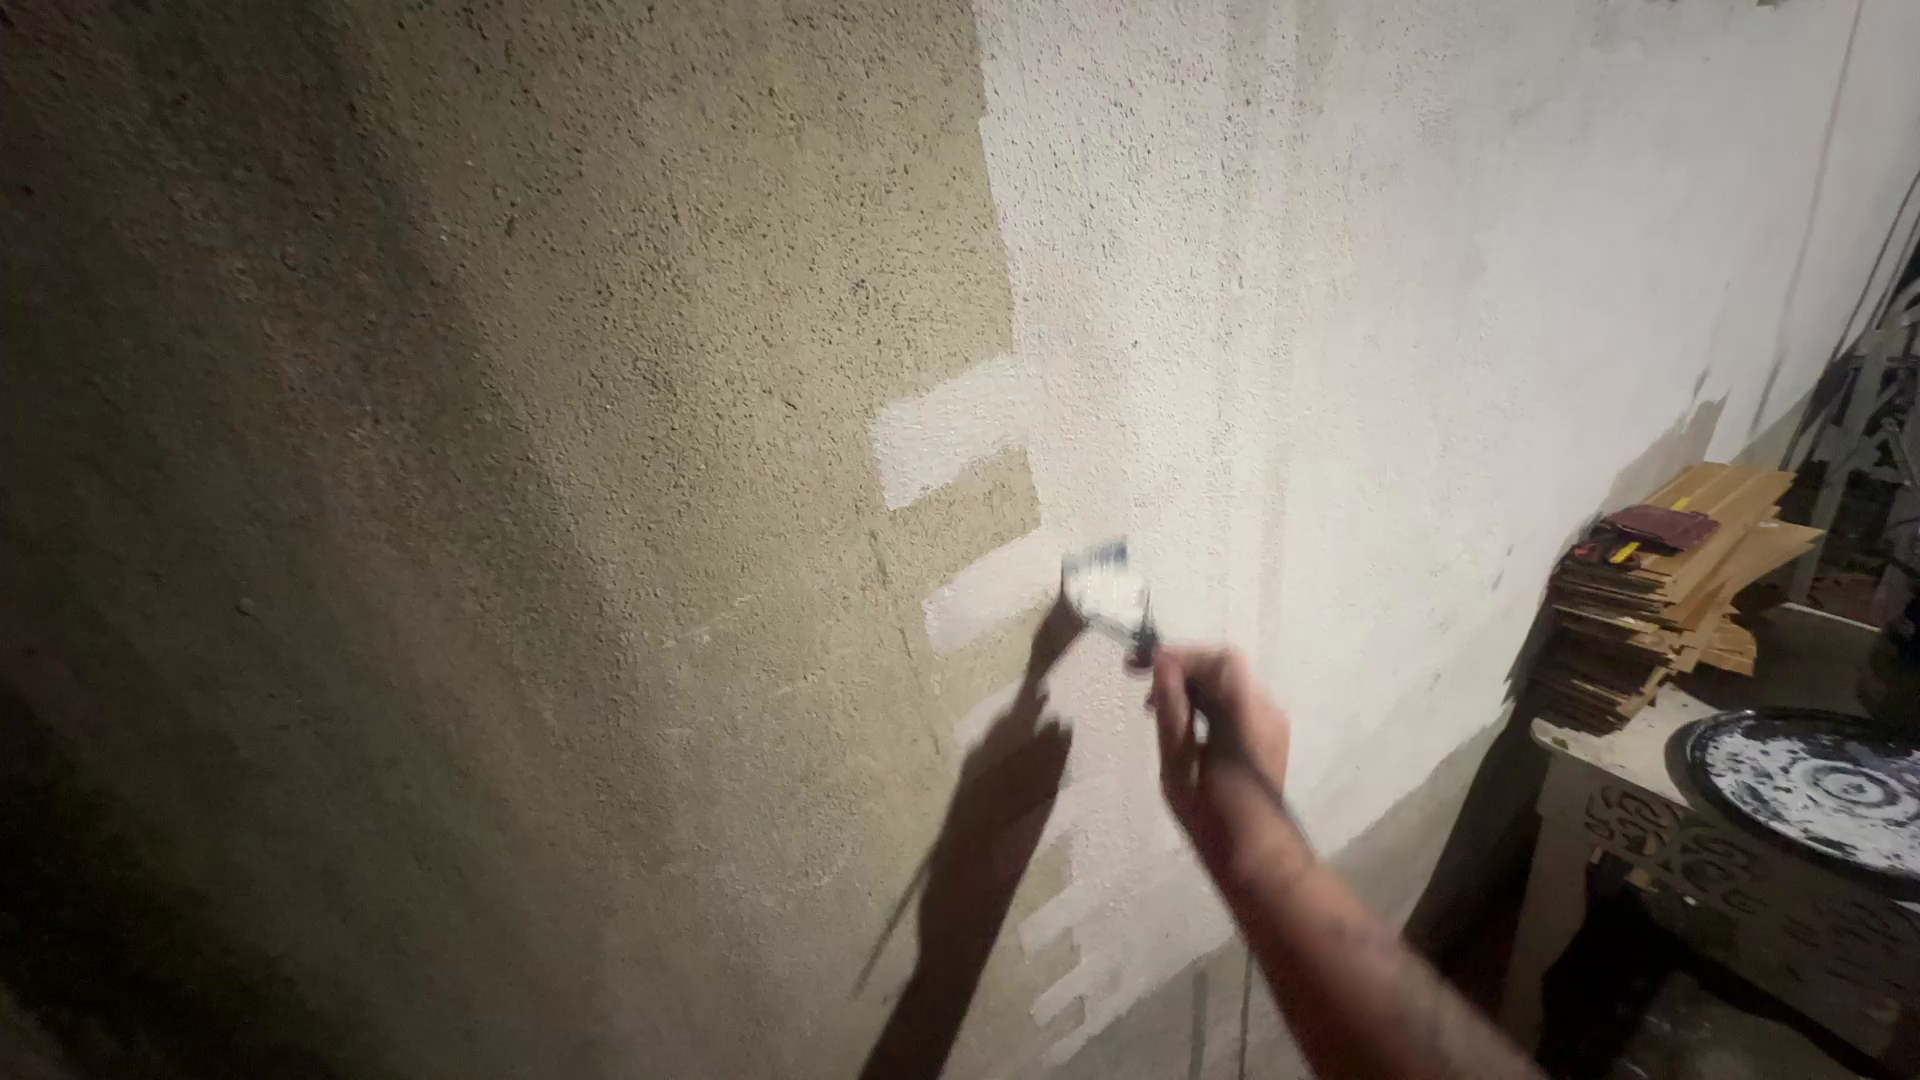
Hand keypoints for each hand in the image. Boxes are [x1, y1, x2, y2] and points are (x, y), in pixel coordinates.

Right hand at [1143, 646, 1300, 879]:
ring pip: (1225, 682)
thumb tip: (1161, 663)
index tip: (1139, 664)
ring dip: (1188, 683)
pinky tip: (1177, 719)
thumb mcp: (1179, 765)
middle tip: (1136, 676)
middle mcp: (1266, 711)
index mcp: (1247, 717)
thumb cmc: (1212, 818)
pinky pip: (1232, 700)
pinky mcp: (1265, 734)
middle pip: (1221, 667)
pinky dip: (1202, 699)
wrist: (1258, 859)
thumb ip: (1172, 710)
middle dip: (1178, 666)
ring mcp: (1270, 722)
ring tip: (1151, 704)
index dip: (1178, 655)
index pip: (1217, 661)